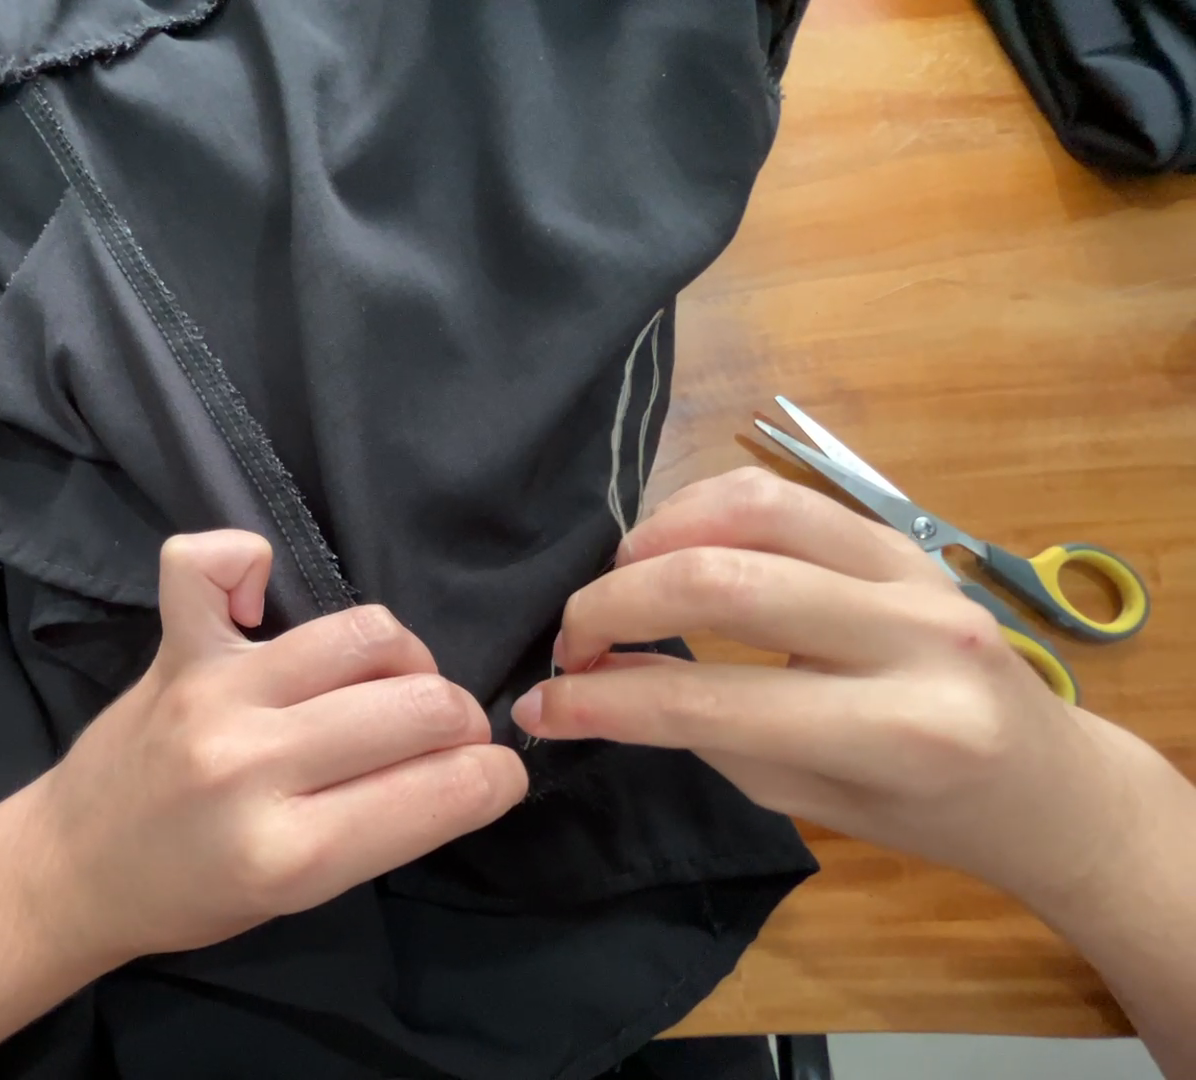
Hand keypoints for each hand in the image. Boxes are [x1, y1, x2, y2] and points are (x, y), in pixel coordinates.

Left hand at [29, 531, 526, 959]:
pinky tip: (261, 594)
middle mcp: (251, 764)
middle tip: (443, 731)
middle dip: (460, 719)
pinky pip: (202, 564)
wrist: (76, 867)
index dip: (496, 777)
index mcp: (290, 854)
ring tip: (384, 680)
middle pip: (416, 705)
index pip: (442, 792)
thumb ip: (382, 825)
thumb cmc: (192, 894)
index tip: (496, 772)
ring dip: (402, 655)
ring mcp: (210, 694)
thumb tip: (463, 761)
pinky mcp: (174, 651)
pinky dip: (243, 559)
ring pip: (360, 634)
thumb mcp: (300, 895)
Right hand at [510, 467, 1147, 912]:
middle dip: (607, 607)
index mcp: (895, 733)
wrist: (1041, 777)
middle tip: (572, 640)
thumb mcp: (789, 792)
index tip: (537, 705)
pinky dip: (691, 510)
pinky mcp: (890, 532)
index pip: (702, 702)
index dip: (597, 700)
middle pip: (717, 583)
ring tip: (620, 583)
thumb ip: (686, 724)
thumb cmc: (910, 807)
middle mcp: (914, 635)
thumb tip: (575, 688)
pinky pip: (769, 491)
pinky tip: (668, 548)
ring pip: (745, 510)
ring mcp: (909, 567)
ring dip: (649, 542)